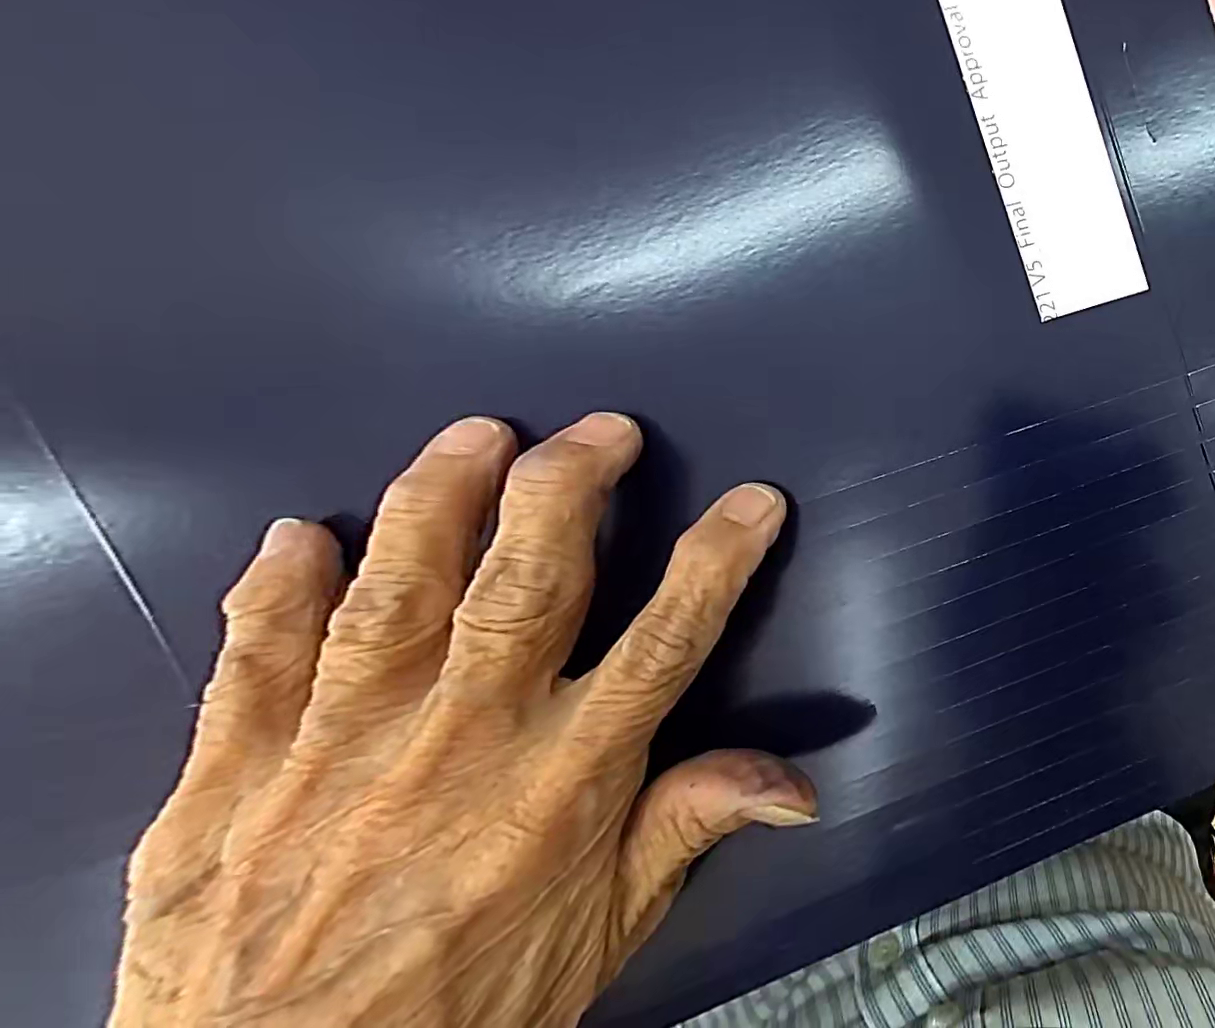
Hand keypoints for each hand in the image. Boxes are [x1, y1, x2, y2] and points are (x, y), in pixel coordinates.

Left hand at [112, 412, 815, 1027]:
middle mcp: (462, 742)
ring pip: (395, 593)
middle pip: (526, 586)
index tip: (755, 502)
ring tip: (478, 431)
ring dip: (438, 500)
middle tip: (603, 430)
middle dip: (569, 491)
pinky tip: (294, 534)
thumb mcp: (614, 926)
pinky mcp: (229, 779)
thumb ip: (695, 825)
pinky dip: (273, 592)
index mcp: (566, 780)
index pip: (665, 643)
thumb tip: (800, 788)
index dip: (716, 562)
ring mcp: (338, 750)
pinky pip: (253, 662)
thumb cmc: (479, 1007)